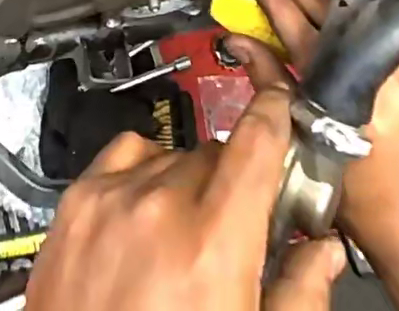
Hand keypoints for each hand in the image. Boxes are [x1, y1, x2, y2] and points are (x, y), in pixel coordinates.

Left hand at [26, 87, 345, 310]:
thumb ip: (296, 295)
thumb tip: (321, 249)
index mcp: (213, 244)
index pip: (254, 143)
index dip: (274, 115)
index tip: (280, 106)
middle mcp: (161, 206)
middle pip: (214, 154)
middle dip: (230, 181)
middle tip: (230, 225)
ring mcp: (113, 195)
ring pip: (172, 154)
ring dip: (186, 181)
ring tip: (180, 233)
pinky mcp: (78, 198)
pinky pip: (127, 152)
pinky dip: (144, 170)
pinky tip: (145, 211)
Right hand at [226, 0, 398, 247]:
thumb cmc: (350, 191)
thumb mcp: (300, 136)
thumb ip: (268, 80)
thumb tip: (236, 40)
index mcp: (355, 90)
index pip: (307, 31)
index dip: (278, 2)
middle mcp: (385, 70)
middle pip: (333, 15)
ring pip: (348, 20)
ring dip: (314, 9)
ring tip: (284, 3)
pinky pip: (361, 34)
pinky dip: (333, 27)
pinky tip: (314, 28)